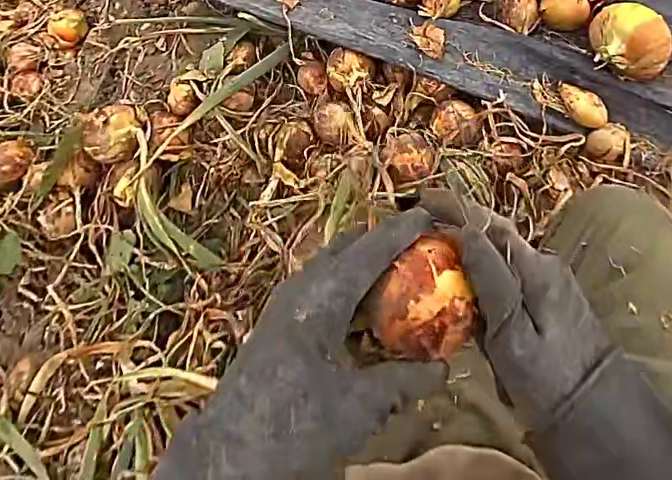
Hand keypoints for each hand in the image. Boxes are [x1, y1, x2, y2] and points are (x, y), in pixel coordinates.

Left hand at [155, 207, 445, 479]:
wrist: (228, 457)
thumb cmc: (294, 426)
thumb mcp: (357, 407)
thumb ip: (402, 381)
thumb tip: (444, 370)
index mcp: (321, 295)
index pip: (369, 250)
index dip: (401, 231)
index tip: (430, 215)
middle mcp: (303, 287)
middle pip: (349, 248)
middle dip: (384, 241)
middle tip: (420, 245)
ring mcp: (288, 302)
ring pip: (335, 266)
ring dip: (367, 266)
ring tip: (402, 274)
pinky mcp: (283, 321)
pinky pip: (325, 287)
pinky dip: (352, 288)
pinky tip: (370, 313)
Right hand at [419, 189, 614, 428]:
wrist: (606, 419)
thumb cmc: (552, 383)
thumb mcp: (513, 337)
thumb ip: (491, 280)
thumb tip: (465, 229)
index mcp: (534, 267)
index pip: (487, 222)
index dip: (454, 206)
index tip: (422, 198)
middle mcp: (544, 263)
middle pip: (494, 234)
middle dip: (459, 225)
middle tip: (423, 230)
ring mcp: (551, 281)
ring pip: (502, 254)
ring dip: (472, 250)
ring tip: (439, 256)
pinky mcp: (553, 300)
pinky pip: (511, 274)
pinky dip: (486, 273)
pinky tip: (470, 290)